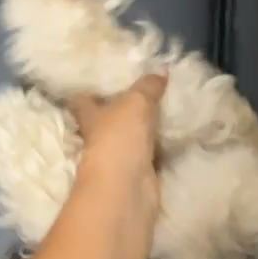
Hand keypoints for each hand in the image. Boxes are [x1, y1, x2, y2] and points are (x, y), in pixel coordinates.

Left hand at [68, 73, 167, 202]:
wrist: (127, 188)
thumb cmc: (120, 138)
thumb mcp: (136, 102)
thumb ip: (148, 87)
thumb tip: (161, 71)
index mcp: (90, 116)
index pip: (83, 100)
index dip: (88, 90)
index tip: (101, 80)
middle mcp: (100, 137)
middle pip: (108, 120)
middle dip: (122, 109)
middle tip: (146, 92)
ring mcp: (119, 158)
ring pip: (131, 137)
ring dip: (144, 129)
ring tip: (166, 110)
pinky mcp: (139, 174)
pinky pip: (150, 155)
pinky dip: (160, 148)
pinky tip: (174, 137)